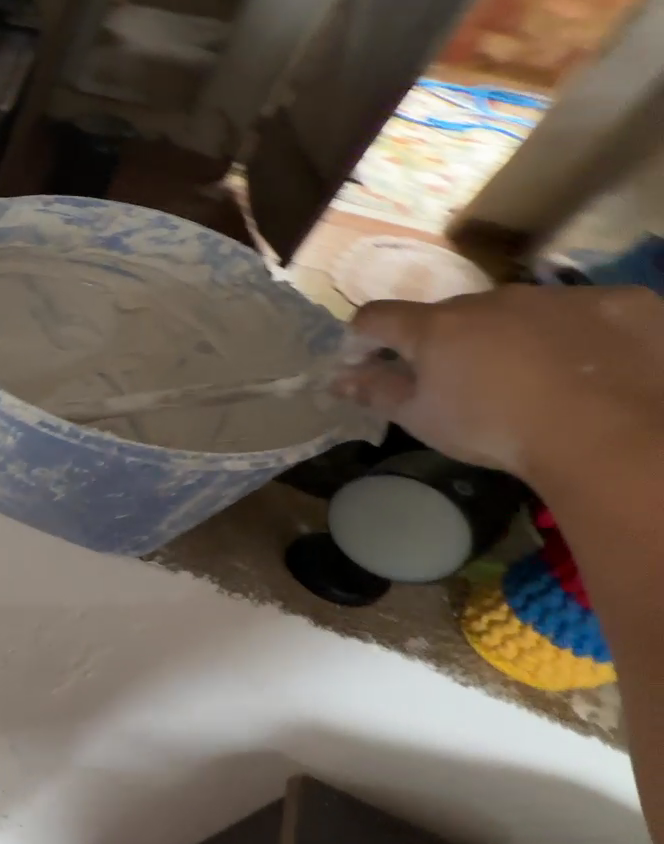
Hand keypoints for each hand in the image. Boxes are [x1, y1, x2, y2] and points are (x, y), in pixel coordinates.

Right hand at [334, 285, 663, 485]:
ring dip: (506, 333)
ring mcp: (560, 296)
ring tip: (524, 374)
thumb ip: (376, 392)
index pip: (377, 315)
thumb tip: (339, 378)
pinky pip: (580, 311)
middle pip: (451, 313)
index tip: (366, 363)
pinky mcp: (620, 301)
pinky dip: (570, 333)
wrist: (608, 432)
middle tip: (454, 379)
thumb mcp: (420, 418)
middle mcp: (493, 299)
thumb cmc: (492, 428)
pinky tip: (582, 365)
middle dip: (443, 339)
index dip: (363, 337)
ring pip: (516, 309)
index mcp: (436, 327)